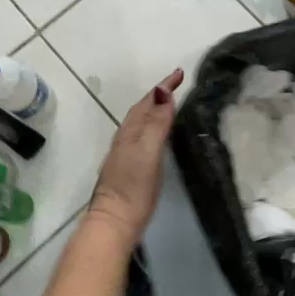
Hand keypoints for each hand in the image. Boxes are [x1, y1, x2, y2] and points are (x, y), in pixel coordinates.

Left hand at [88, 69, 184, 241]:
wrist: (114, 223)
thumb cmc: (133, 187)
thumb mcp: (147, 151)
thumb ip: (156, 123)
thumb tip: (163, 91)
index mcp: (130, 132)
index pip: (148, 101)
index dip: (164, 86)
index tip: (180, 72)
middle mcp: (126, 140)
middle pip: (143, 109)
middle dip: (159, 94)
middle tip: (178, 83)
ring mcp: (126, 155)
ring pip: (142, 123)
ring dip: (156, 110)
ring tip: (172, 104)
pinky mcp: (131, 169)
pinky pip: (144, 137)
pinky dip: (154, 127)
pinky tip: (161, 136)